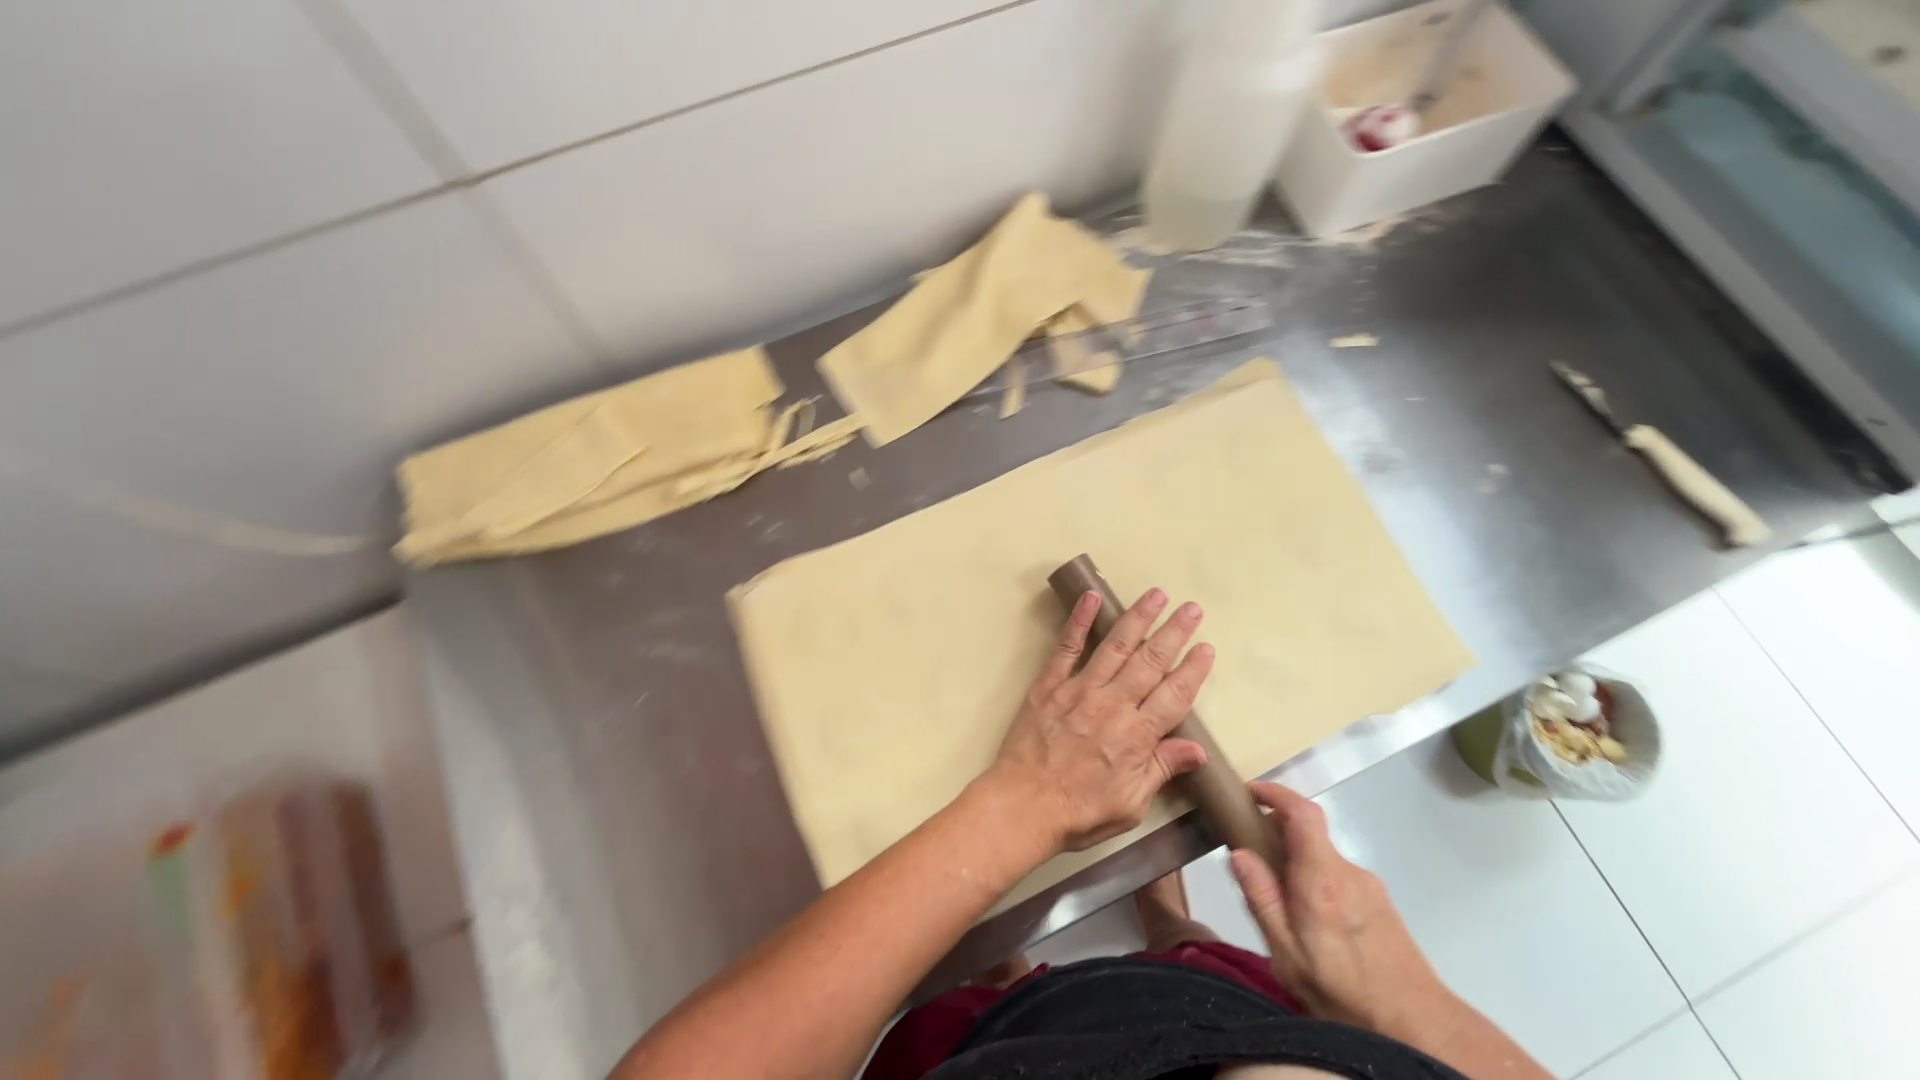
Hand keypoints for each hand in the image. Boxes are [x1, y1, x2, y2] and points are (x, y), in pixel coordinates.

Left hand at [985, 588, 1214, 852]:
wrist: (1022, 806)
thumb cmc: (1079, 813)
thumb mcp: (1131, 804)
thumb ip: (1161, 770)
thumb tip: (1197, 749)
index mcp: (1136, 737)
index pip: (1174, 696)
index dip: (1193, 671)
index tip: (1206, 648)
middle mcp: (1112, 706)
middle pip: (1151, 662)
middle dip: (1174, 633)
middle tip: (1191, 608)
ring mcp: (1079, 691)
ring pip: (1115, 647)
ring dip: (1138, 618)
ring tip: (1156, 594)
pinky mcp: (1048, 686)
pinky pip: (1066, 648)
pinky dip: (1079, 621)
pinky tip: (1091, 598)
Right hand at [1230, 783, 1452, 1041]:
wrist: (1417, 1026)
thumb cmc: (1341, 991)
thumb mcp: (1286, 952)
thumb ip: (1262, 899)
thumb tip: (1238, 853)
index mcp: (1321, 878)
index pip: (1302, 813)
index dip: (1276, 793)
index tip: (1250, 793)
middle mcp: (1349, 872)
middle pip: (1308, 836)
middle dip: (1277, 841)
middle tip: (1253, 871)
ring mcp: (1370, 886)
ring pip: (1322, 861)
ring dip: (1298, 870)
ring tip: (1284, 916)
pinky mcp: (1381, 903)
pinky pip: (1339, 880)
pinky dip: (1317, 886)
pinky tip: (1314, 930)